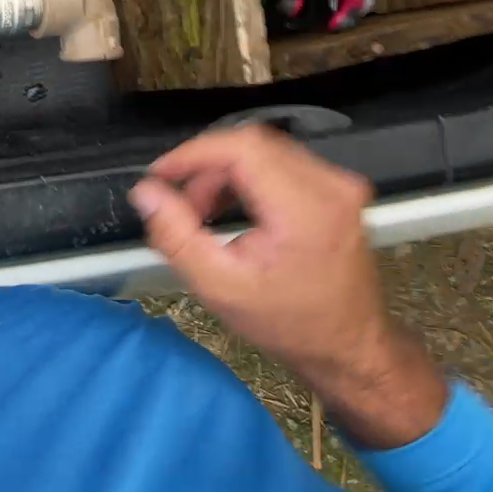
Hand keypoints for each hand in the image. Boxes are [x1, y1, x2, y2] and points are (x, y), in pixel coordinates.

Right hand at [128, 126, 445, 448]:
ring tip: (202, 215)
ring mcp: (338, 183)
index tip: (158, 177)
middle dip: (203, 168)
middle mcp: (331, 184)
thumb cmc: (284, 322)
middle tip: (181, 207)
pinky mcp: (336, 188)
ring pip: (260, 150)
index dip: (191, 154)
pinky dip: (242, 178)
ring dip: (220, 174)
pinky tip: (229, 210)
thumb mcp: (217, 286)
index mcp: (306, 208)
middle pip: (248, 145)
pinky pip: (277, 162)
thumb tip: (145, 191)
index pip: (241, 148)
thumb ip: (174, 235)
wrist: (348, 346)